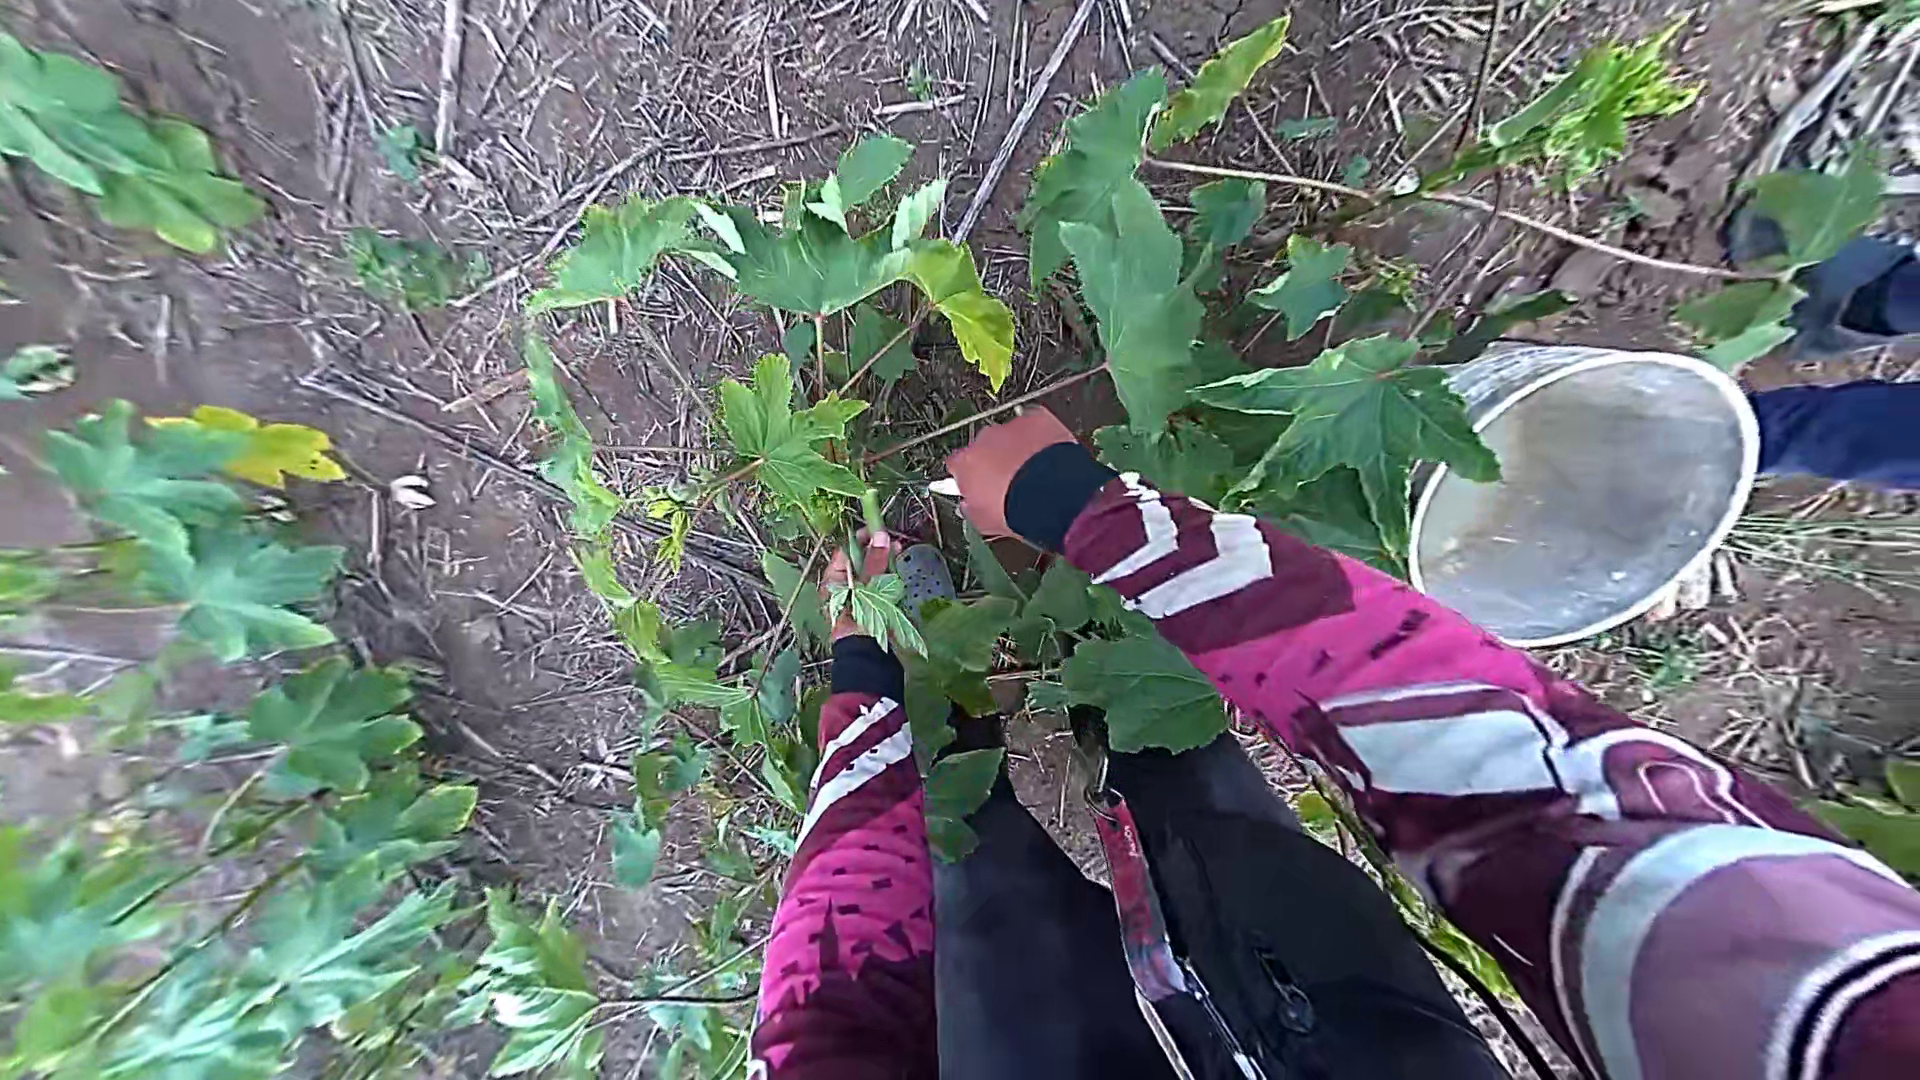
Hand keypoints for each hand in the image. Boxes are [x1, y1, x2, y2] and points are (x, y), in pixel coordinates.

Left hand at [822, 529, 896, 641]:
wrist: (869, 657)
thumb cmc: (862, 621)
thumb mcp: (868, 587)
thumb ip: (875, 561)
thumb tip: (880, 535)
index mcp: (834, 582)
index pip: (845, 553)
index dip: (861, 539)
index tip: (877, 530)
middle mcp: (843, 589)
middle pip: (859, 562)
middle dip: (876, 550)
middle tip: (892, 540)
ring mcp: (858, 599)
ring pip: (870, 573)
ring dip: (883, 561)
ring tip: (898, 551)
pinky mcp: (871, 607)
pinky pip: (878, 586)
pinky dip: (887, 577)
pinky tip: (897, 570)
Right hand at [943, 408, 1077, 537]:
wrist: (1051, 496)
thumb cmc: (1016, 510)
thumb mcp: (982, 521)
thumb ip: (971, 508)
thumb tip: (969, 507)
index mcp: (965, 463)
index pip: (958, 465)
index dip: (970, 477)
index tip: (980, 486)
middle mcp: (984, 439)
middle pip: (984, 447)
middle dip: (995, 461)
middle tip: (1011, 482)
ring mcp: (1010, 428)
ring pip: (1010, 435)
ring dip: (1018, 449)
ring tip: (1034, 472)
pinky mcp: (1037, 419)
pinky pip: (1036, 425)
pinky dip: (1041, 437)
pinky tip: (1048, 455)